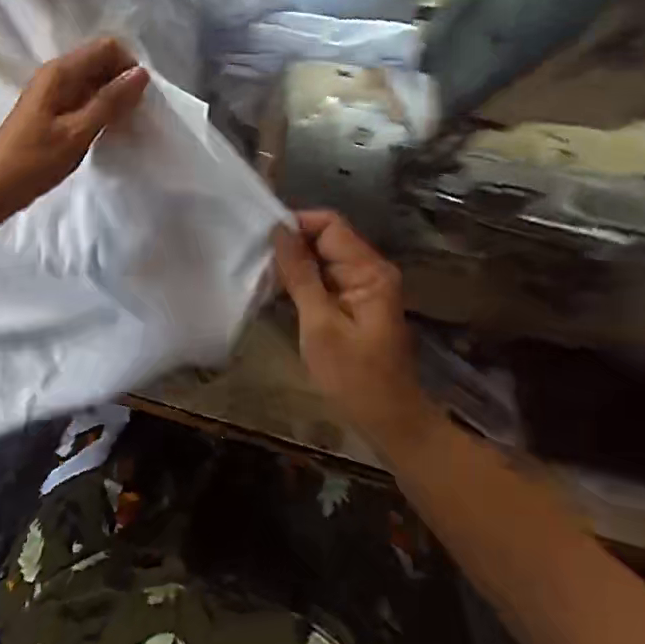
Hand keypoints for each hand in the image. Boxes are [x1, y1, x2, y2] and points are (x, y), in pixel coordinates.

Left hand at [0, 37, 149, 219]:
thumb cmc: (32, 162)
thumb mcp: (77, 133)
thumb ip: (109, 102)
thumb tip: (141, 73)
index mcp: (59, 73)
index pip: (106, 47)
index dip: (127, 68)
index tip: (138, 99)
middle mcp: (54, 76)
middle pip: (99, 63)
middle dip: (121, 83)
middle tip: (133, 117)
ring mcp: (49, 95)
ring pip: (92, 84)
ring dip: (111, 100)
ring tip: (121, 128)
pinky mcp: (48, 114)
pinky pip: (81, 101)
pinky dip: (97, 112)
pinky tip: (103, 134)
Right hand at [273, 210, 433, 445]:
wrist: (389, 418)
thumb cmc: (354, 375)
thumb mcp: (319, 324)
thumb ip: (300, 276)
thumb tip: (279, 232)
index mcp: (370, 271)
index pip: (330, 224)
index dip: (295, 225)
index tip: (261, 241)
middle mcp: (370, 270)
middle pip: (326, 237)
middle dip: (290, 244)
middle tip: (255, 261)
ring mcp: (363, 287)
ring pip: (321, 257)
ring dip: (292, 264)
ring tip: (261, 276)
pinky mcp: (353, 303)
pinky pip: (323, 278)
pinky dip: (300, 280)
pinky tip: (278, 292)